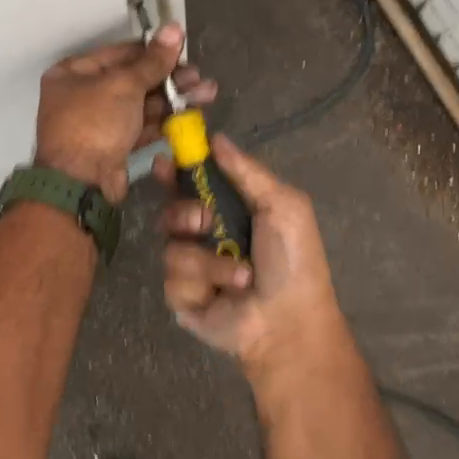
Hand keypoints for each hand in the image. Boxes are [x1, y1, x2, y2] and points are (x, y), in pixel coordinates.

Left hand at [35, 24, 216, 203]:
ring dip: (173, 98)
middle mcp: (82, 95)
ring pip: (140, 104)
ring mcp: (97, 123)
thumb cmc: (94, 124)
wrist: (80, 183)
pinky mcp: (112, 146)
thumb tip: (174, 28)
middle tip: (199, 76)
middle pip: (131, 79)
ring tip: (207, 92)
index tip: (182, 49)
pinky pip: (141, 126)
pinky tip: (192, 114)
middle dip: (168, 77)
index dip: (152, 50)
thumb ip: (152, 61)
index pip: (118, 53)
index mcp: (72, 73)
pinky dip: (165, 120)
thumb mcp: (124, 85)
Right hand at [157, 135, 338, 369]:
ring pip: (170, 246)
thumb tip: (217, 138)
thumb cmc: (293, 261)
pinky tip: (229, 293)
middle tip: (203, 221)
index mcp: (229, 212)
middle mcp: (205, 237)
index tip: (164, 163)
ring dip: (208, 258)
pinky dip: (205, 282)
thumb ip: (247, 172)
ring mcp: (191, 268)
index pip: (191, 185)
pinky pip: (173, 277)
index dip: (174, 172)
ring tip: (240, 272)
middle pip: (170, 211)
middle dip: (183, 213)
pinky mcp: (181, 295)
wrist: (290, 321)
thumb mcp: (283, 206)